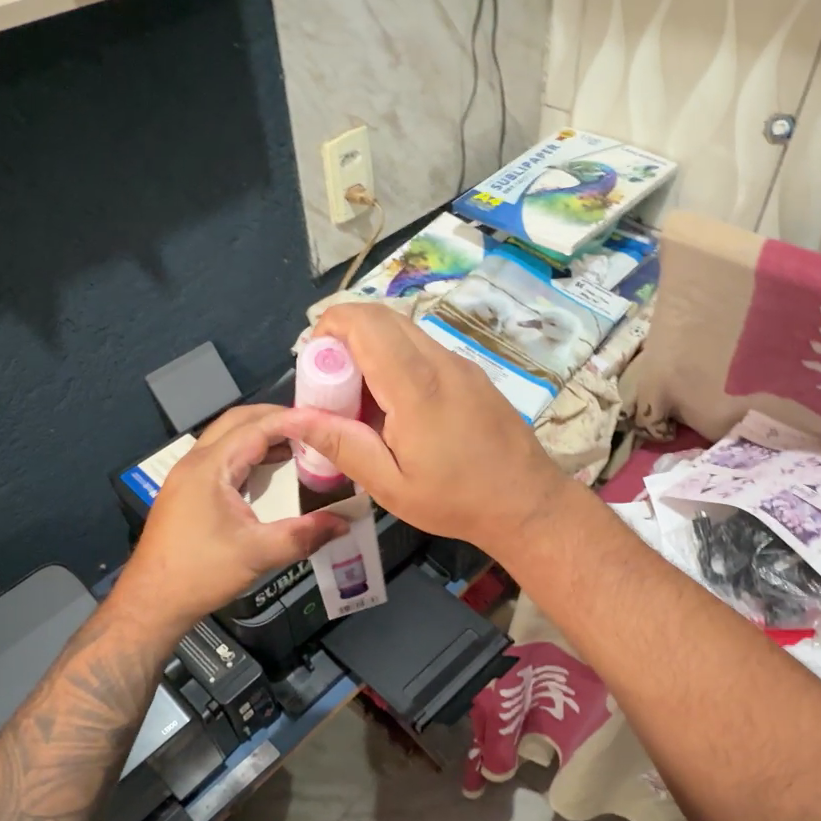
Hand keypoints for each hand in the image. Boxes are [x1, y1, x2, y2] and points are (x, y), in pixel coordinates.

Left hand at [115, 405, 349, 632]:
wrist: (152, 602)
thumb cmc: (201, 573)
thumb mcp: (259, 553)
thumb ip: (304, 535)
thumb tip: (345, 523)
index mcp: (209, 468)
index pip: (256, 428)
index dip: (292, 420)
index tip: (325, 421)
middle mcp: (195, 462)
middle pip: (237, 422)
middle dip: (276, 419)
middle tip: (314, 426)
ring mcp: (187, 476)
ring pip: (228, 439)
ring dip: (261, 436)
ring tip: (300, 444)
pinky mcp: (187, 492)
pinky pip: (222, 458)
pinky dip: (249, 455)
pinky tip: (271, 471)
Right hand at [277, 303, 575, 557]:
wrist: (527, 503)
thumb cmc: (456, 501)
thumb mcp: (390, 485)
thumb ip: (342, 445)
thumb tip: (293, 417)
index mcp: (416, 386)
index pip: (364, 323)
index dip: (328, 328)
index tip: (313, 365)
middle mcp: (440, 362)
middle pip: (381, 318)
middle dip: (345, 338)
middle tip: (331, 386)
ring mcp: (460, 364)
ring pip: (404, 331)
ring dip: (372, 350)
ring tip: (362, 403)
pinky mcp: (472, 373)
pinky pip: (424, 349)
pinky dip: (397, 362)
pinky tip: (396, 409)